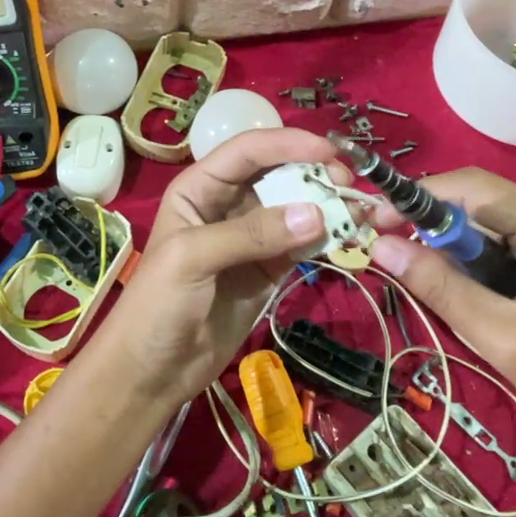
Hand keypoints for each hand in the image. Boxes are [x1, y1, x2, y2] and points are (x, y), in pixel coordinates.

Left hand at [90, 128, 344, 401]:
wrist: (151, 372)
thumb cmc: (156, 305)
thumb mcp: (192, 259)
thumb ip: (250, 234)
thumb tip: (317, 214)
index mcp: (199, 189)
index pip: (247, 151)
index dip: (286, 144)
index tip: (328, 152)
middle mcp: (227, 205)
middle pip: (277, 175)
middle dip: (314, 174)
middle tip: (350, 187)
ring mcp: (251, 238)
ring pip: (295, 209)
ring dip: (329, 206)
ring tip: (363, 211)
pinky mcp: (268, 270)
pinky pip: (302, 245)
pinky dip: (328, 239)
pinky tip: (351, 236)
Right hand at [370, 168, 515, 480]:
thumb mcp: (504, 342)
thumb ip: (442, 289)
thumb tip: (381, 247)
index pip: (474, 188)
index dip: (419, 198)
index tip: (375, 221)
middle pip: (485, 202)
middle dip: (436, 227)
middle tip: (396, 258)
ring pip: (497, 222)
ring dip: (459, 247)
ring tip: (432, 283)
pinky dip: (485, 259)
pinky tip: (473, 291)